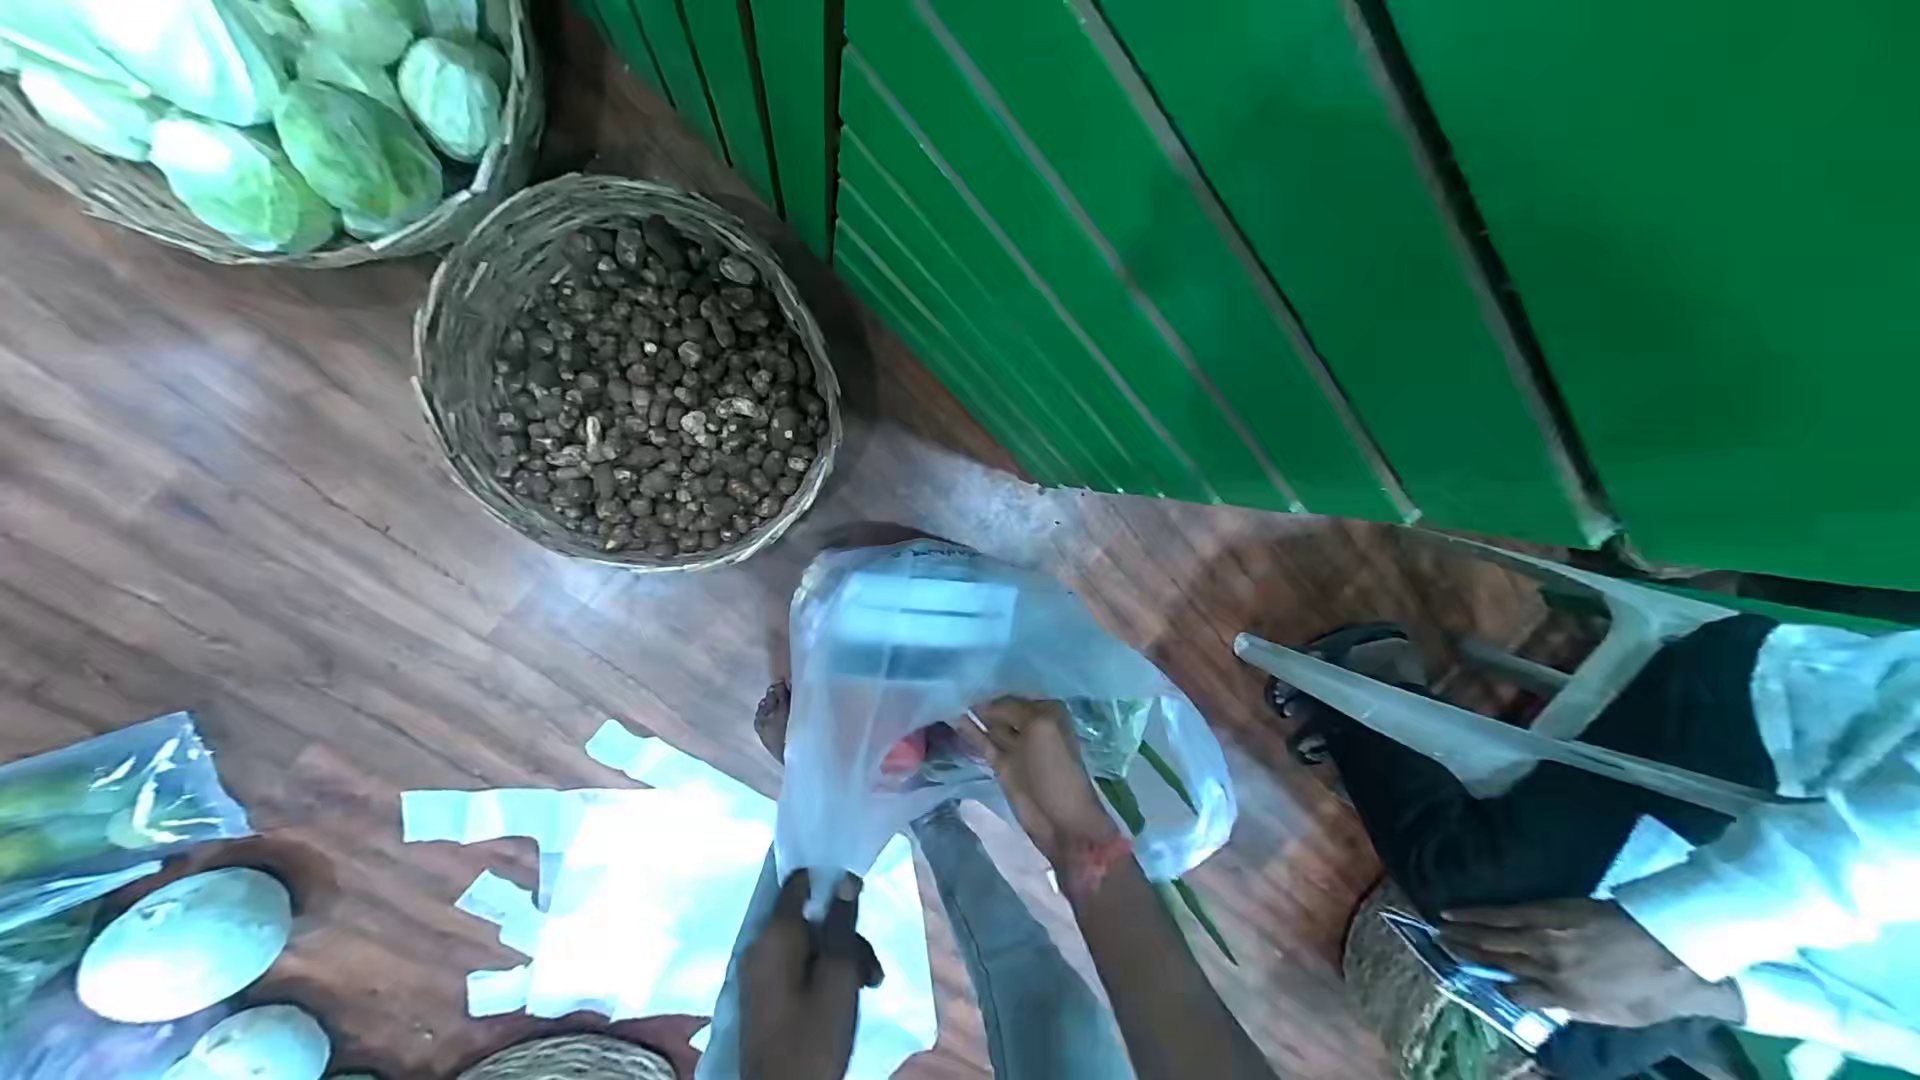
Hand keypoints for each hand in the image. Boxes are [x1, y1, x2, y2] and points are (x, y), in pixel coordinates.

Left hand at [740, 869, 883, 1079]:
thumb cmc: (812, 1037)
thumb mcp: (839, 976)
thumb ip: (843, 925)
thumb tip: (845, 881)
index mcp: (775, 935)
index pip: (798, 881)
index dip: (829, 878)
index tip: (858, 889)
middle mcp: (761, 946)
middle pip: (810, 918)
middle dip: (845, 933)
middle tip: (872, 966)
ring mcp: (760, 973)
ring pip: (808, 944)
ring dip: (841, 957)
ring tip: (869, 985)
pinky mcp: (764, 996)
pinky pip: (797, 966)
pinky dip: (822, 972)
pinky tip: (848, 994)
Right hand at [957, 697, 1122, 870]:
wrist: (1061, 820)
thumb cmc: (1056, 769)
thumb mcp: (1040, 727)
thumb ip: (1012, 709)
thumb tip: (982, 704)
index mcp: (1047, 711)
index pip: (1014, 692)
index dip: (992, 684)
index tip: (966, 674)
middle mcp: (1031, 723)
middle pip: (1001, 705)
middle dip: (980, 696)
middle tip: (949, 683)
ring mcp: (1016, 745)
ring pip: (990, 723)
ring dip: (971, 712)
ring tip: (944, 696)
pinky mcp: (1001, 763)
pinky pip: (982, 741)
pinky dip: (968, 730)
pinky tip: (951, 717)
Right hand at [1440, 899, 1745, 1027]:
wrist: (1668, 946)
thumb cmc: (1653, 988)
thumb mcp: (1622, 1015)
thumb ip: (1580, 1010)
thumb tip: (1548, 1004)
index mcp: (1568, 999)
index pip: (1517, 996)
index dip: (1495, 988)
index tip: (1478, 981)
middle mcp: (1547, 969)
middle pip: (1496, 962)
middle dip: (1465, 955)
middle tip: (1440, 947)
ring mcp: (1541, 938)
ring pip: (1490, 936)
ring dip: (1461, 933)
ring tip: (1438, 929)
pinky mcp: (1538, 912)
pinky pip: (1498, 914)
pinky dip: (1472, 913)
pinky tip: (1454, 912)